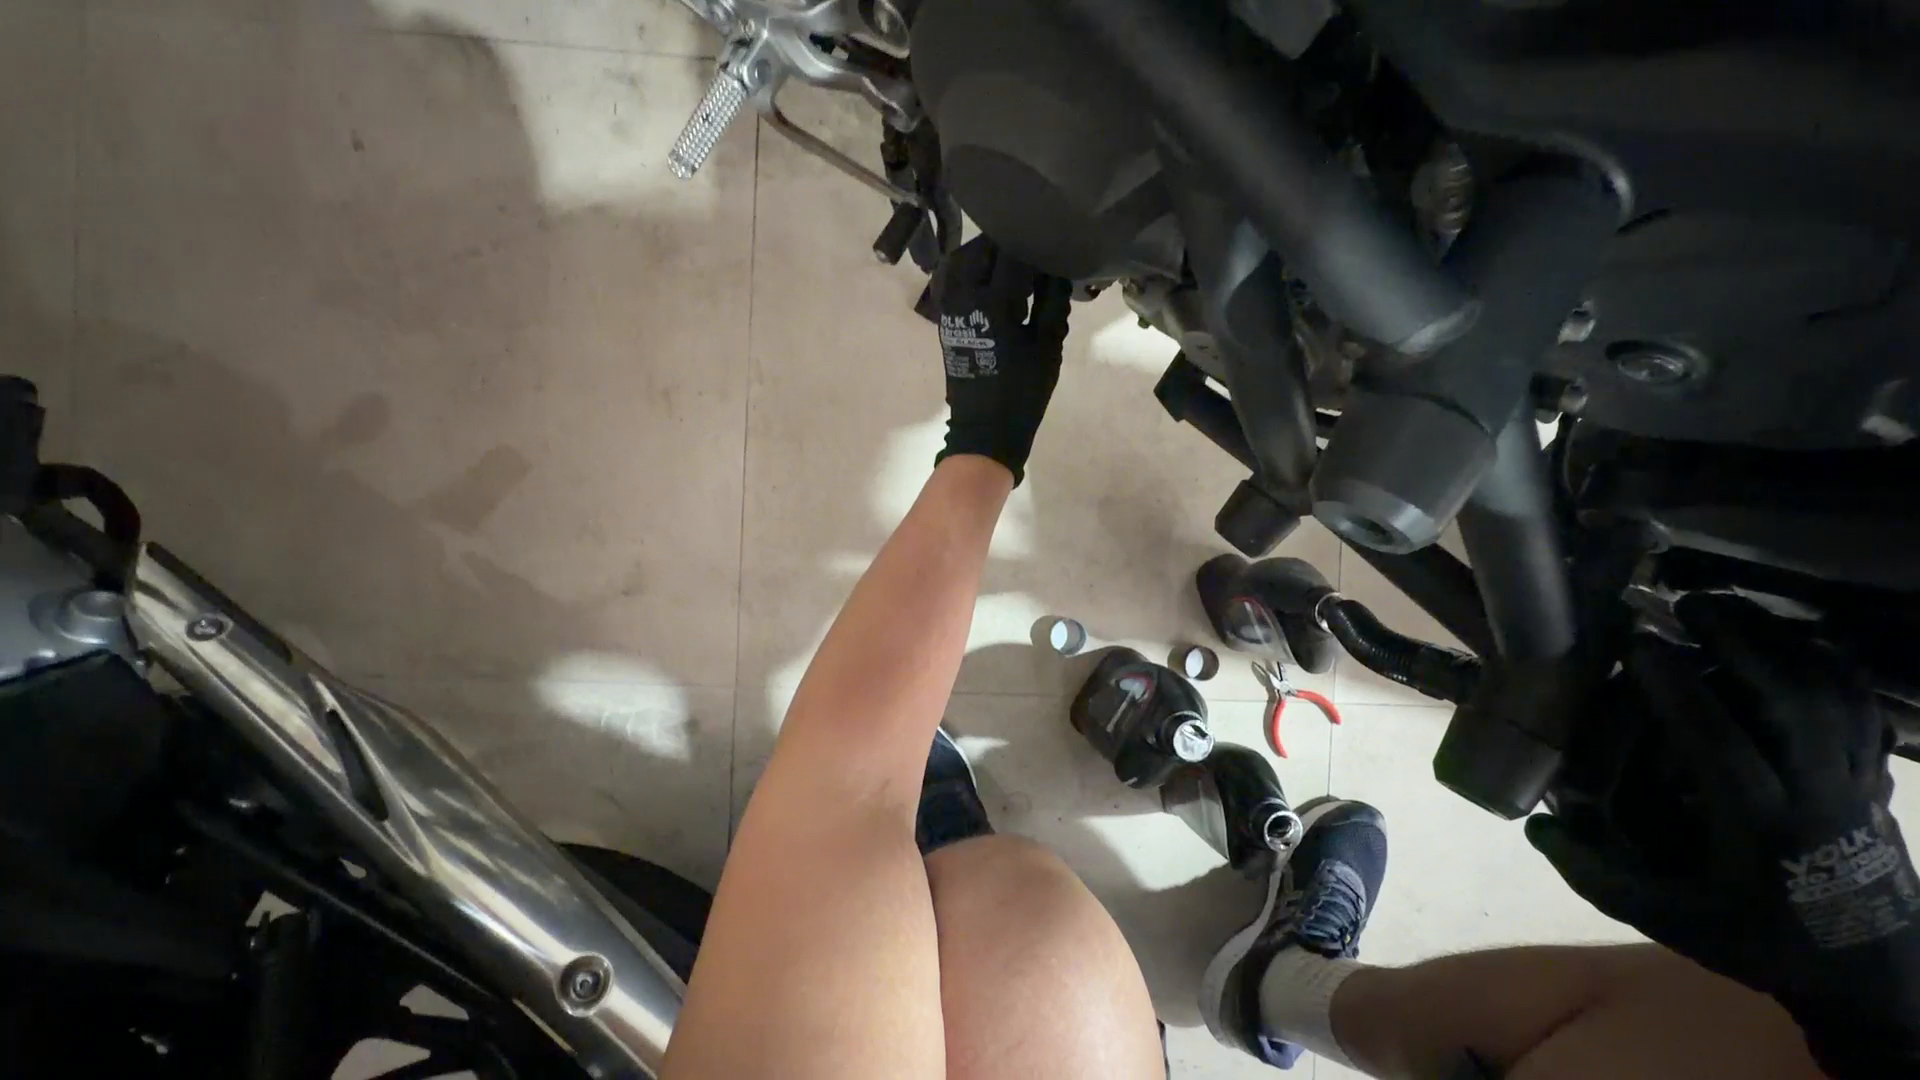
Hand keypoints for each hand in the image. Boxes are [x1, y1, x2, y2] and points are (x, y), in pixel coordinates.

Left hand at [932, 234, 1070, 485]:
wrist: (985, 428)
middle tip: (1030, 250)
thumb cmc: (1023, 391)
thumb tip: (1057, 267)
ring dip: (982, 255)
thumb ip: (1053, 300)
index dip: (1031, 242)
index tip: (1049, 239)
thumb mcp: (1048, 346)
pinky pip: (951, 281)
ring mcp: (948, 308)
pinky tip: (991, 281)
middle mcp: (964, 298)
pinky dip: (969, 271)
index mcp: (994, 303)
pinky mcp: (944, 319)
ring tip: (1009, 264)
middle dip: (1004, 245)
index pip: (1011, 254)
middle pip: (980, 250)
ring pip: (958, 261)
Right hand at [1526, 594, 1919, 1076]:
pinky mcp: (1875, 782)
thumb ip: (1594, 875)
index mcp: (1760, 828)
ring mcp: (1855, 786)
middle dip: (1742, 642)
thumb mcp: (1666, 920)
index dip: (1679, 688)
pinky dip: (1828, 666)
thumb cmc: (1757, 940)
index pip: (1720, 742)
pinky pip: (1861, 709)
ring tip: (1733, 610)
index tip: (1640, 646)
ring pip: (1834, 696)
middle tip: (1688, 605)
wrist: (1873, 978)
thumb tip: (1535, 826)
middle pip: (1793, 700)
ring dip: (1784, 642)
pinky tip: (1789, 642)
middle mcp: (1815, 796)